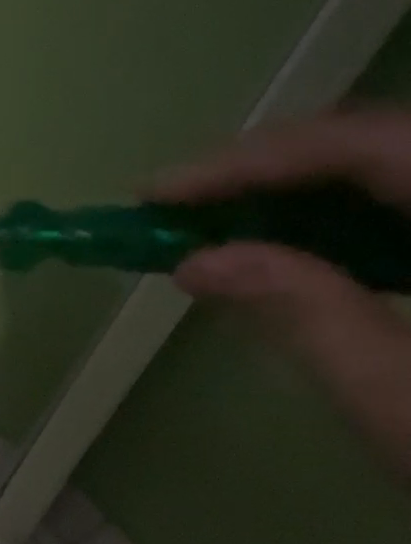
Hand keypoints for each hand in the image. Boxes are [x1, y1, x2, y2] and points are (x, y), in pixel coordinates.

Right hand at [152, 109, 410, 474]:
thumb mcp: (406, 403)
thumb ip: (307, 316)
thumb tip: (200, 261)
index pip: (380, 148)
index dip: (256, 159)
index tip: (157, 193)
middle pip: (398, 140)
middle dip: (276, 166)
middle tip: (178, 207)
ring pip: (410, 163)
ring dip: (308, 185)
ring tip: (220, 221)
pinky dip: (357, 209)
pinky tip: (302, 240)